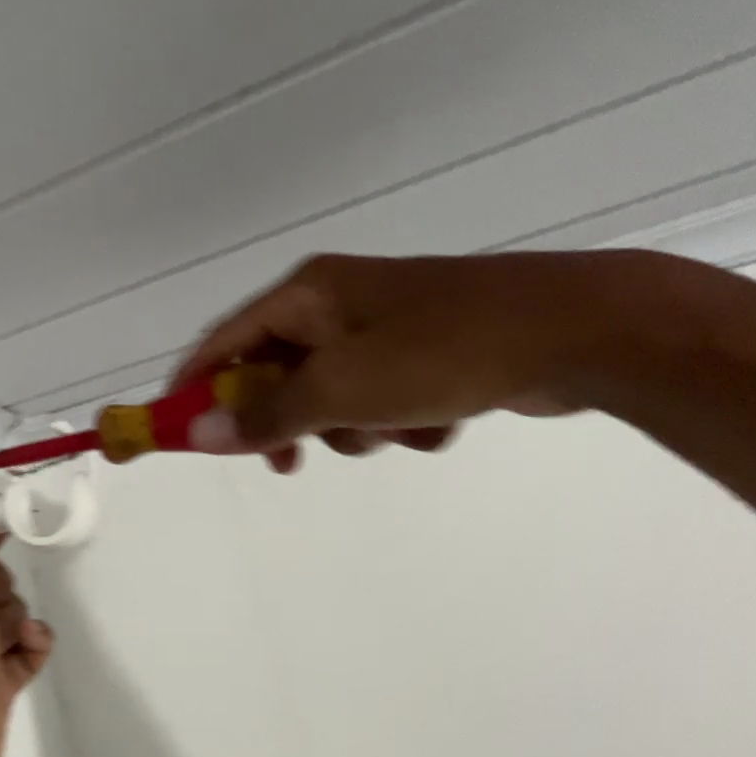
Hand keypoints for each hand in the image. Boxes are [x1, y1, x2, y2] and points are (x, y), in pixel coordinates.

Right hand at [173, 250, 661, 471]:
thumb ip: (265, 414)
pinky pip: (383, 399)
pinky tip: (439, 420)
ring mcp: (387, 325)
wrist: (579, 331)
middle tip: (288, 462)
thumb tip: (196, 433)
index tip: (176, 435)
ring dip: (354, 426)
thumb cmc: (440, 352)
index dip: (193, 387)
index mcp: (307, 294)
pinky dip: (399, 421)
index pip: (222, 342)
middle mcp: (339, 302)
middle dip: (288, 420)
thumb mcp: (338, 389)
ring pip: (333, 395)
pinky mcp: (428, 351)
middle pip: (276, 373)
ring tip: (397, 428)